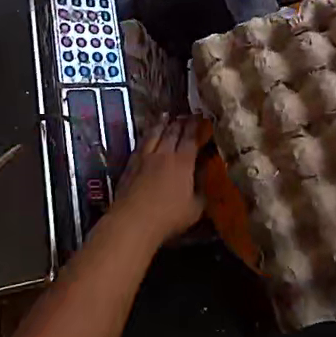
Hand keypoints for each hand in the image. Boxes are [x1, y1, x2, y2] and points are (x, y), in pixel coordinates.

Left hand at [107, 116, 205, 245]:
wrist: (133, 221)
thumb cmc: (169, 216)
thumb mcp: (195, 208)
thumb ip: (201, 192)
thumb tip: (205, 181)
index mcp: (183, 162)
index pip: (190, 138)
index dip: (196, 126)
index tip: (200, 117)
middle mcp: (164, 154)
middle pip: (172, 132)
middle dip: (180, 122)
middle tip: (186, 115)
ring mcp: (144, 158)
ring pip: (154, 134)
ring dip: (161, 124)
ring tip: (166, 116)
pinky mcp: (130, 165)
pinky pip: (140, 144)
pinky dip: (146, 136)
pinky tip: (147, 136)